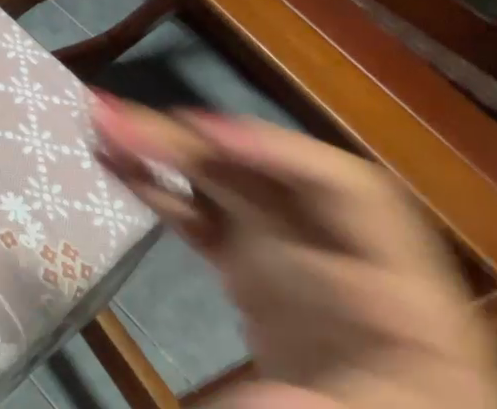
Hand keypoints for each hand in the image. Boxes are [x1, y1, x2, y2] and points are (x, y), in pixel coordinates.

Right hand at [90, 97, 496, 408]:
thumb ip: (320, 407)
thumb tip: (260, 397)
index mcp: (396, 289)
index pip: (348, 193)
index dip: (277, 153)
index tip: (201, 132)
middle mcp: (342, 259)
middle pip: (263, 179)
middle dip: (186, 142)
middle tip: (113, 117)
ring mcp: (294, 266)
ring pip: (223, 186)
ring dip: (159, 151)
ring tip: (100, 124)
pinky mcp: (256, 279)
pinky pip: (203, 219)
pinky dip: (156, 186)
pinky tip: (113, 162)